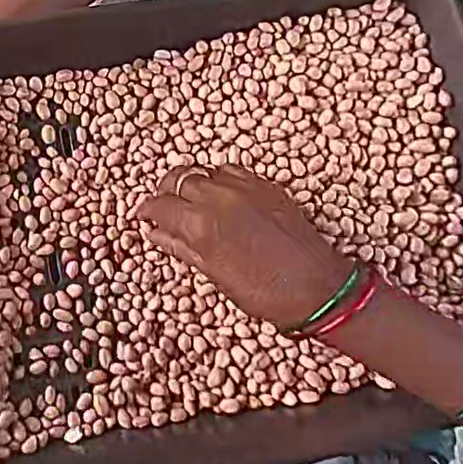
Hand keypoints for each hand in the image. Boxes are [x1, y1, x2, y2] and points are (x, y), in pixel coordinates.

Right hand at [135, 164, 354, 328]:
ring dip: (191, 183)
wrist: (318, 289)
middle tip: (164, 207)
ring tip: (191, 202)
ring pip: (203, 171)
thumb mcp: (213, 273)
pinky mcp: (266, 186)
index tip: (144, 216)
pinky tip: (220, 197)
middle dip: (166, 191)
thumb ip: (181, 246)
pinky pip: (231, 171)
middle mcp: (219, 198)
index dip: (147, 210)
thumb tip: (155, 233)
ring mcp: (245, 188)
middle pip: (178, 178)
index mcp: (200, 224)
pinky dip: (219, 180)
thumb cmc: (266, 291)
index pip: (160, 204)